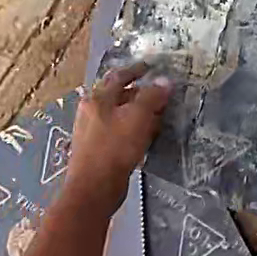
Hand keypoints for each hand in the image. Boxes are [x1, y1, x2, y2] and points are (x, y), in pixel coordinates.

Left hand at [67, 62, 170, 206]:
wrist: (94, 188)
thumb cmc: (115, 147)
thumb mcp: (139, 116)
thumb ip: (152, 96)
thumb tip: (165, 81)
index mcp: (98, 99)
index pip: (118, 76)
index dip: (136, 70)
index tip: (151, 66)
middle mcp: (91, 112)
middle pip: (118, 95)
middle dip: (140, 93)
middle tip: (161, 93)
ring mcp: (92, 132)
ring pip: (120, 114)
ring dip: (139, 112)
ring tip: (159, 114)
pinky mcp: (98, 149)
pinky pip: (120, 131)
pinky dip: (134, 128)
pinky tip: (147, 135)